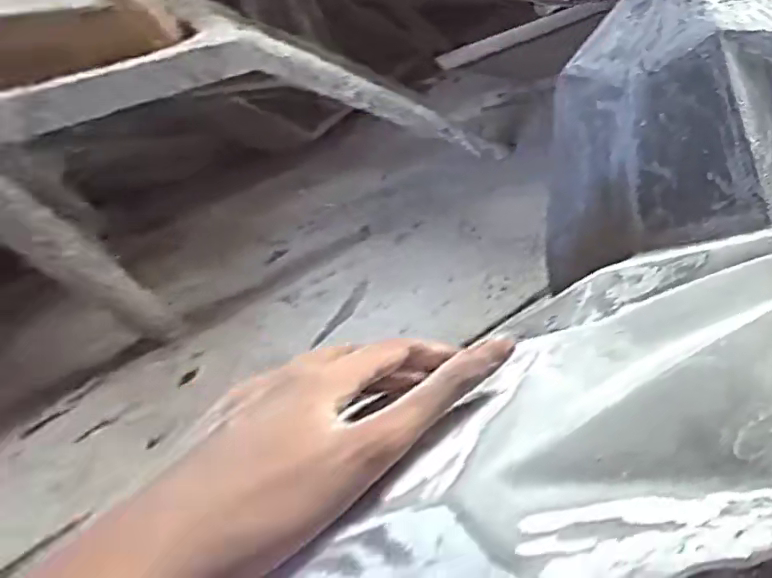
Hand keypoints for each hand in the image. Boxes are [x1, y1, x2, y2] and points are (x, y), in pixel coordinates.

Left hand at [35, 337, 513, 577]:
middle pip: (353, 358)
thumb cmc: (268, 507)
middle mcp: (279, 381)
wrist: (139, 571)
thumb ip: (440, 394)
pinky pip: (270, 406)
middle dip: (397, 366)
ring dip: (352, 384)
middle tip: (427, 387)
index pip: (396, 347)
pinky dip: (305, 405)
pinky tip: (295, 430)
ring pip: (309, 380)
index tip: (467, 367)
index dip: (438, 353)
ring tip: (373, 406)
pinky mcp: (202, 447)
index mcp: (321, 376)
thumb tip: (504, 345)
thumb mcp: (372, 449)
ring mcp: (234, 413)